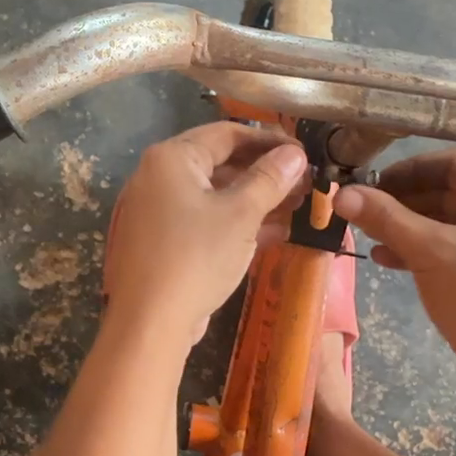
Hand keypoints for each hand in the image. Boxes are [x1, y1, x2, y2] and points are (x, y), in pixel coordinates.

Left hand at [101, 122, 308, 346]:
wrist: (151, 321)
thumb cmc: (196, 256)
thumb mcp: (241, 214)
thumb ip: (269, 179)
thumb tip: (295, 154)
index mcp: (171, 158)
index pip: (226, 133)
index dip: (269, 140)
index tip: (304, 153)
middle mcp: (158, 176)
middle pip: (220, 162)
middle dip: (264, 173)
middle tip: (304, 184)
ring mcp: (157, 210)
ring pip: (214, 194)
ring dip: (255, 200)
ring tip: (298, 207)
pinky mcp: (163, 240)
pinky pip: (204, 220)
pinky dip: (236, 222)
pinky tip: (275, 233)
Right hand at [334, 150, 455, 396]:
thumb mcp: (428, 252)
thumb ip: (384, 217)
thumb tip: (338, 192)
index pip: (455, 163)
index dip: (407, 170)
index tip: (368, 185)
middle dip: (406, 203)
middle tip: (365, 214)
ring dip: (413, 228)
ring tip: (372, 239)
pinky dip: (432, 249)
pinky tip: (393, 261)